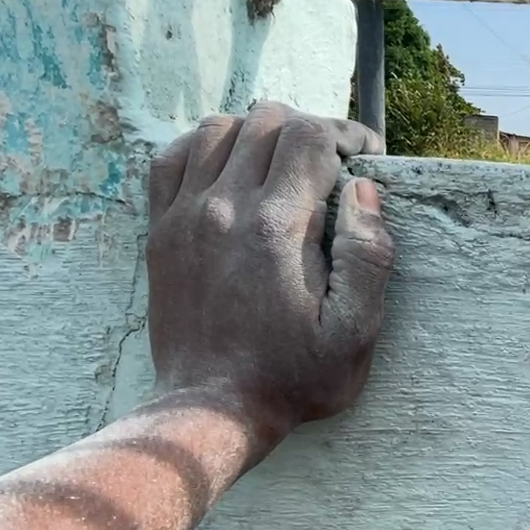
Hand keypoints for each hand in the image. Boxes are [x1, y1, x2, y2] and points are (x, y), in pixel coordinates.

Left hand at [144, 102, 392, 441]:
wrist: (215, 407)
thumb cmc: (294, 377)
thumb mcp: (356, 332)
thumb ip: (368, 258)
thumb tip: (366, 192)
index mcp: (276, 228)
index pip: (310, 137)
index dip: (348, 134)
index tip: (369, 156)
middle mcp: (224, 208)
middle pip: (266, 122)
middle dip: (310, 131)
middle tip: (336, 165)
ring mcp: (184, 216)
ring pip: (219, 129)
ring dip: (261, 135)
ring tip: (287, 167)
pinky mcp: (161, 230)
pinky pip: (173, 156)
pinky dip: (206, 147)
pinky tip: (231, 170)